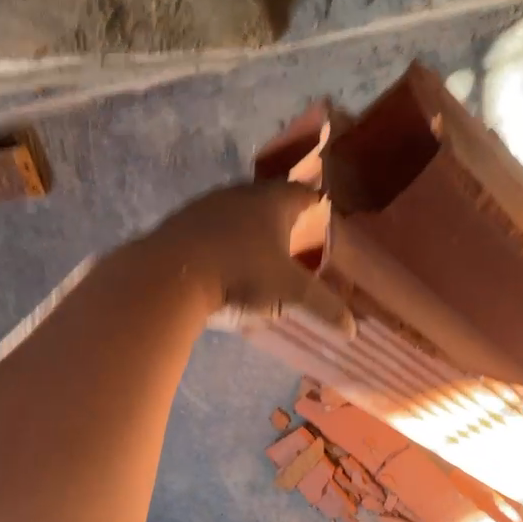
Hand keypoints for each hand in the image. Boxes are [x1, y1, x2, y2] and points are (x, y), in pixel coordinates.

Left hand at [147, 181, 353, 339]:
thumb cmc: (241, 273)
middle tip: (299, 231)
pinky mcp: (183, 221)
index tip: (325, 212)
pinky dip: (227, 237)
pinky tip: (228, 257)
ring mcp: (209, 204)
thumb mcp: (290, 293)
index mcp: (273, 202)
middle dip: (285, 213)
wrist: (170, 274)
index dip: (316, 202)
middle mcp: (242, 193)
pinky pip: (215, 225)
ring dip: (253, 225)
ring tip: (264, 247)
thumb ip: (324, 306)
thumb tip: (352, 328)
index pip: (303, 193)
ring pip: (240, 209)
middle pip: (271, 197)